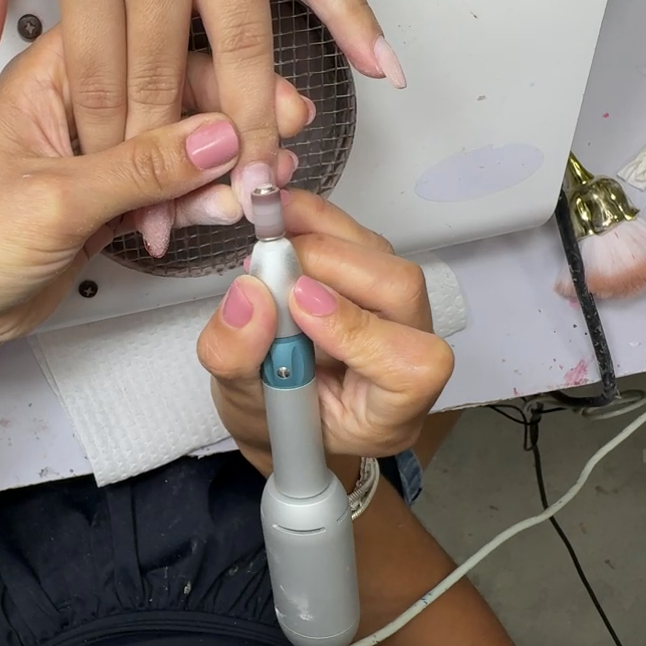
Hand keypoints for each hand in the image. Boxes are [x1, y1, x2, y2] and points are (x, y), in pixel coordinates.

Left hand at [0, 28, 314, 357]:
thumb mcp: (56, 197)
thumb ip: (141, 167)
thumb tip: (215, 137)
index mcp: (50, 79)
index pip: (146, 52)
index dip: (212, 73)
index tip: (263, 99)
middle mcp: (77, 112)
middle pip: (170, 100)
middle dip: (228, 123)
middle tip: (279, 140)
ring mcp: (95, 161)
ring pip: (173, 152)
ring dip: (219, 169)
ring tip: (262, 184)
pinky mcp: (106, 205)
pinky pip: (162, 196)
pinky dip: (194, 204)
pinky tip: (222, 208)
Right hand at [197, 192, 453, 474]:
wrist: (279, 412)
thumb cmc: (272, 421)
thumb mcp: (238, 406)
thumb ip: (236, 359)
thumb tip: (249, 293)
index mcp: (388, 413)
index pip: (409, 367)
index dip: (357, 328)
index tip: (296, 305)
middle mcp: (407, 359)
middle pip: (401, 293)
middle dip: (332, 264)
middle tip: (268, 262)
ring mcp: (397, 316)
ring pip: (383, 258)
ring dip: (324, 235)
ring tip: (268, 235)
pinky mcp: (374, 283)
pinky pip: (361, 241)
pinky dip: (318, 223)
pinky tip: (282, 224)